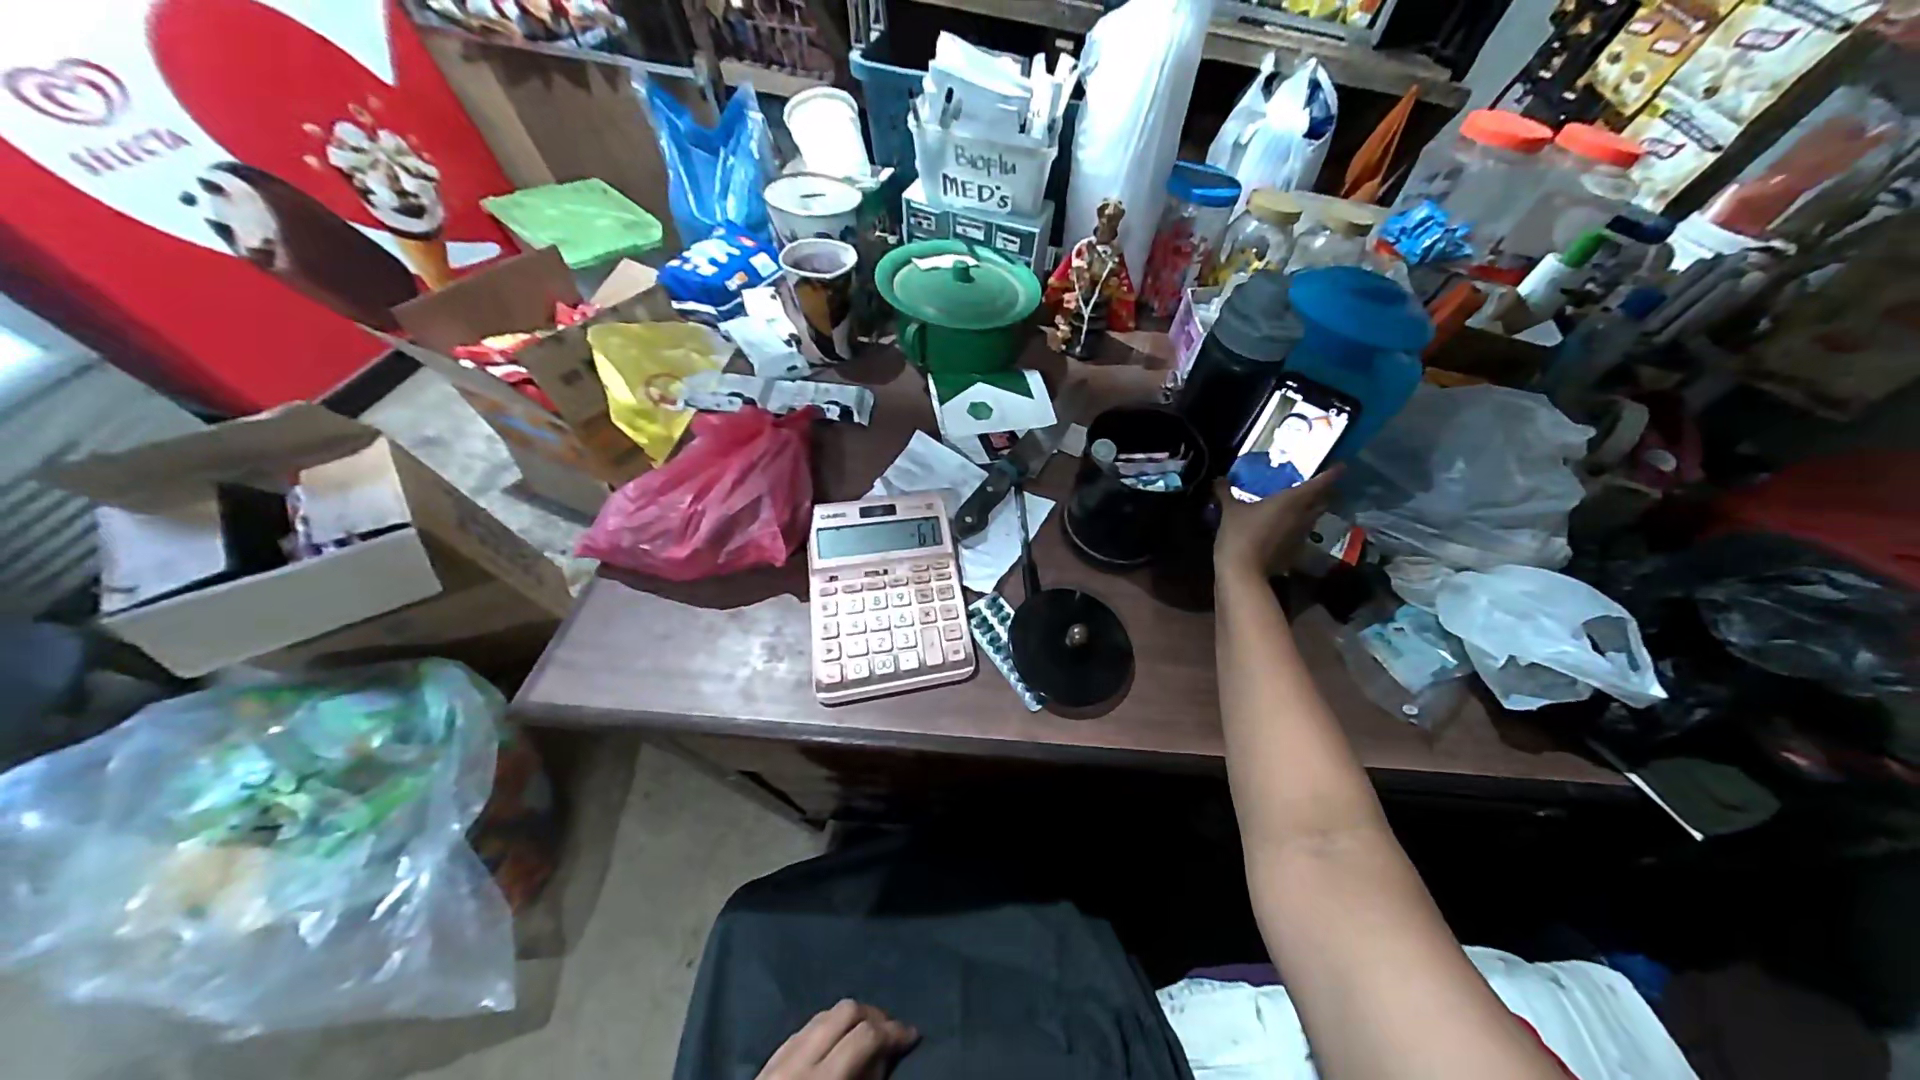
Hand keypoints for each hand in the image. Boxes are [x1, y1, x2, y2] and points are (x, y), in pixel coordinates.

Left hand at [755, 1000, 919, 1079]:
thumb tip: (883, 1058)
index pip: (864, 1037)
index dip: (894, 1032)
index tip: (912, 1036)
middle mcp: (799, 1061)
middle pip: (845, 1011)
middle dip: (874, 1015)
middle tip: (891, 1032)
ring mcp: (780, 1057)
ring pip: (823, 1014)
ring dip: (850, 1019)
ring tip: (867, 1035)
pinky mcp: (769, 1061)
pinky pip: (804, 1029)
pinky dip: (827, 1029)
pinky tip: (836, 1045)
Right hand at [1213, 467, 1341, 581]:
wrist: (1243, 572)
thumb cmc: (1240, 534)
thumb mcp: (1229, 511)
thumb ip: (1225, 493)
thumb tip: (1218, 479)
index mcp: (1292, 501)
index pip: (1320, 484)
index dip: (1332, 474)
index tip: (1340, 467)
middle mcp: (1303, 516)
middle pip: (1323, 501)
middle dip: (1323, 493)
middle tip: (1316, 486)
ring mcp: (1301, 535)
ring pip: (1314, 518)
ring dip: (1311, 510)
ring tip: (1299, 505)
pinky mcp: (1295, 551)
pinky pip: (1302, 534)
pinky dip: (1297, 527)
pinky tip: (1284, 528)